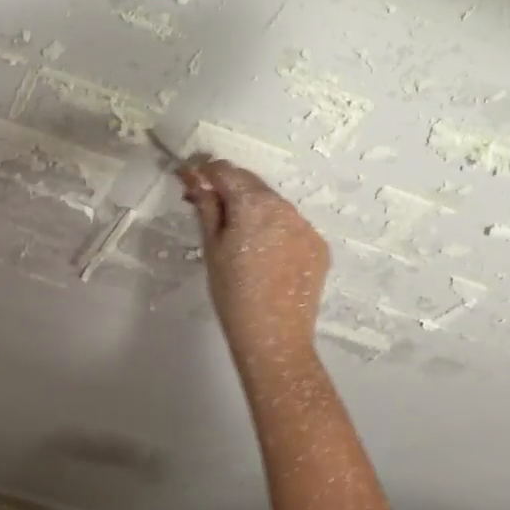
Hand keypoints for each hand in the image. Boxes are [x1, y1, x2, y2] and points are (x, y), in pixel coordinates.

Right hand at [178, 158, 329, 363]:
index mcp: (253, 203)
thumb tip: (196, 178)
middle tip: (210, 207)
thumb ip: (206, 205)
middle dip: (229, 188)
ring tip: (239, 236)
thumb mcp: (211, 246)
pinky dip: (275, 229)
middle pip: (250, 183)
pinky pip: (290, 225)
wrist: (274, 339)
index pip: (225, 170)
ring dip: (253, 208)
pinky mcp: (318, 246)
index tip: (191, 183)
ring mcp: (305, 226)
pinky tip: (264, 254)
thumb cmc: (232, 293)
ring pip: (272, 204)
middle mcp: (284, 206)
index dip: (205, 172)